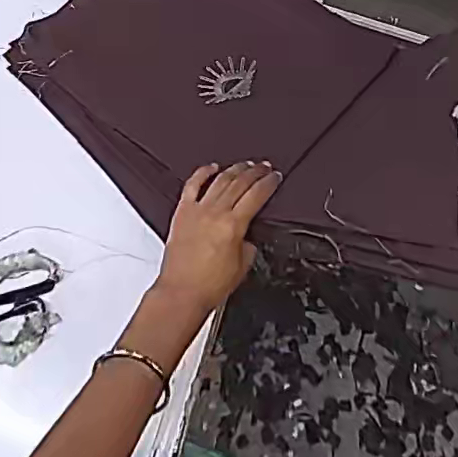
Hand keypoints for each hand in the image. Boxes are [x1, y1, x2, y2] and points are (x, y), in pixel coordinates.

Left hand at [154, 162, 278, 317]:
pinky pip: (192, 185)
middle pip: (240, 182)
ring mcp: (197, 210)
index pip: (256, 195)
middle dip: (255, 172)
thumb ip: (248, 244)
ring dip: (235, 169)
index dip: (268, 183)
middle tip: (264, 166)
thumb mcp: (242, 266)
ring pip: (219, 180)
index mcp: (233, 226)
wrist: (182, 292)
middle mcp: (215, 213)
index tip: (275, 177)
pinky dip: (203, 173)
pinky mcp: (182, 212)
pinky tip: (211, 167)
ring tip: (245, 164)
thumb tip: (247, 234)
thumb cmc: (209, 285)